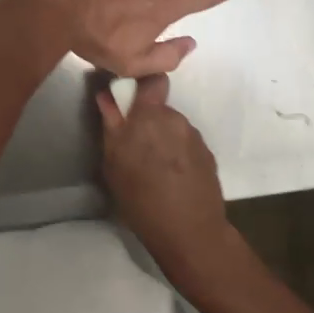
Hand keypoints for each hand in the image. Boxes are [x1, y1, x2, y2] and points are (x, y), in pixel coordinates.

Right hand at [96, 75, 237, 277]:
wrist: (191, 232)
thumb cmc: (141, 199)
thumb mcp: (114, 165)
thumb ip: (111, 126)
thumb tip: (106, 96)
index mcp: (150, 116)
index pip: (152, 80)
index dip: (142, 86)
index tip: (129, 101)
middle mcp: (175, 119)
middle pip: (159, 109)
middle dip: (147, 122)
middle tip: (135, 149)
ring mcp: (194, 137)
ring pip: (173, 128)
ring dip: (163, 140)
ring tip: (154, 170)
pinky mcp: (207, 155)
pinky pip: (186, 145)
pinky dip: (178, 155)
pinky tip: (172, 179)